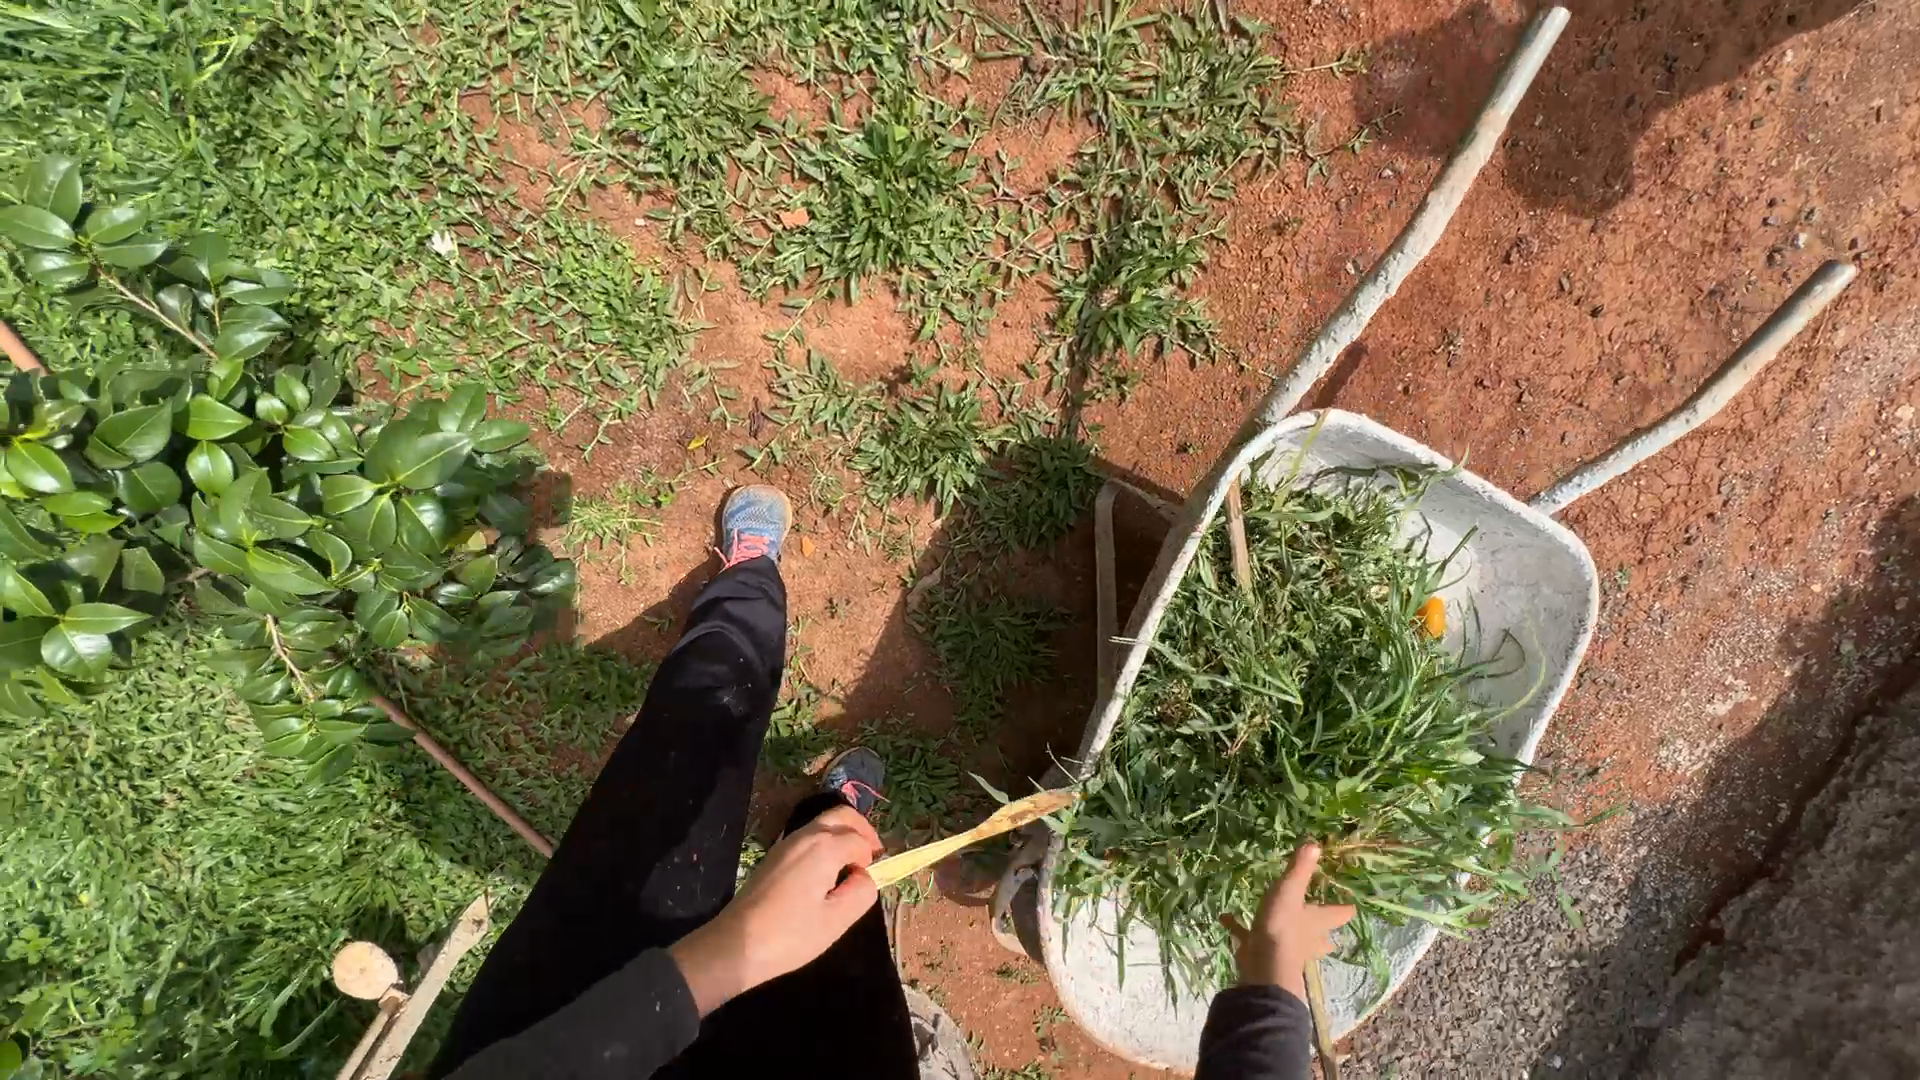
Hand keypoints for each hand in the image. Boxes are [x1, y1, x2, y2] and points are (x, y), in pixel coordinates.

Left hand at [669, 805, 882, 1014]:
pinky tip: (826, 872)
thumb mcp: (835, 921)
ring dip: (844, 834)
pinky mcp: (776, 854)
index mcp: (825, 846)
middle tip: (872, 856)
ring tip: (851, 866)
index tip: (871, 881)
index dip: (871, 859)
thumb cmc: (789, 935)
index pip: (860, 840)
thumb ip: (861, 893)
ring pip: (824, 822)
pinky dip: (826, 842)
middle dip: (862, 831)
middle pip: (842, 816)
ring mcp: (788, 842)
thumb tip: (866, 877)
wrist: (735, 944)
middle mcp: (806, 835)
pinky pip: (809, 835)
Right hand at [1220, 843, 1356, 1002]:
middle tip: (1328, 930)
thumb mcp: (1289, 890)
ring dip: (1291, 937)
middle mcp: (1305, 938)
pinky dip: (1239, 928)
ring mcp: (1284, 948)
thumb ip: (1300, 868)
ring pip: (1292, 943)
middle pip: (1320, 937)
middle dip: (1323, 933)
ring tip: (1287, 927)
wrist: (1263, 964)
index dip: (1344, 909)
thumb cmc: (1282, 925)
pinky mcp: (1260, 951)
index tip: (1351, 907)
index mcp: (1315, 922)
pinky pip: (1249, 936)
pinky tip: (1225, 917)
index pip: (1336, 914)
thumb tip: (1316, 844)